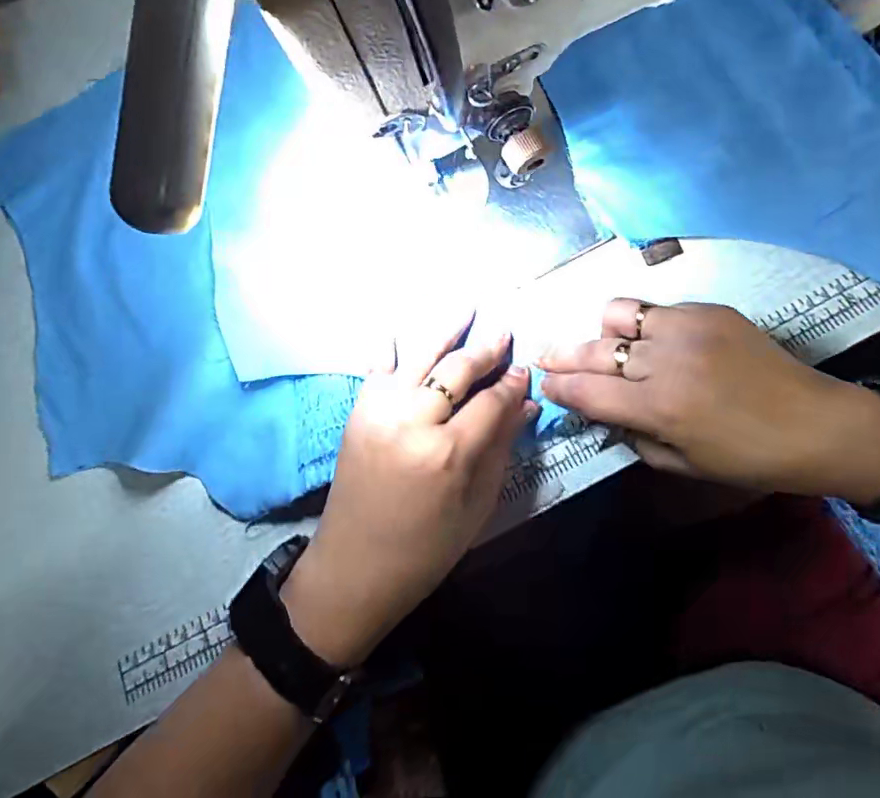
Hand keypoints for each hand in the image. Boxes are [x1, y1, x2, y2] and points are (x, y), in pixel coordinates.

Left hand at [279, 315, 535, 666]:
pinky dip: (390, 349)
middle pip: (457, 370)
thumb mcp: (477, 504)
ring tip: (466, 307)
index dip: (512, 383)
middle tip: (504, 332)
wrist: (353, 572)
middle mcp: (412, 422)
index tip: (526, 370)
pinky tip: (400, 330)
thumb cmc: (427, 549)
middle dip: (485, 350)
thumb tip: (525, 404)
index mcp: (448, 453)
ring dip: (444, 330)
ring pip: (419, 358)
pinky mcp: (357, 414)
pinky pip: (376, 370)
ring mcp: (379, 414)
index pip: (491, 401)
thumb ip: (501, 446)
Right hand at [539, 300, 879, 503]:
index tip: (545, 382)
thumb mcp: (683, 463)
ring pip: (620, 313)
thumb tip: (605, 411)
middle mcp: (666, 359)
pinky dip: (648, 325)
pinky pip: (660, 309)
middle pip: (595, 348)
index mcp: (659, 407)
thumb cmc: (748, 457)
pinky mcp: (710, 308)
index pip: (588, 390)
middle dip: (564, 354)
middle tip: (548, 355)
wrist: (814, 422)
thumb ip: (634, 436)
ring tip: (609, 344)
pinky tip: (658, 341)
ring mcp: (689, 326)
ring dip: (606, 331)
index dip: (559, 386)